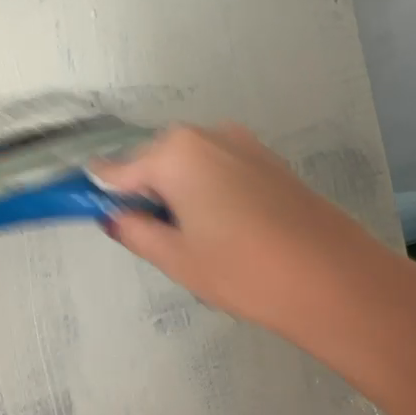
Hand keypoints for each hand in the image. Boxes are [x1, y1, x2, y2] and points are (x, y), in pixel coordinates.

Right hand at [96, 125, 402, 344]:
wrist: (332, 278)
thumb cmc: (241, 269)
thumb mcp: (175, 258)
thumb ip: (135, 230)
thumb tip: (114, 215)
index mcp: (176, 153)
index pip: (117, 170)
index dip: (98, 193)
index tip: (83, 210)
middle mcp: (208, 136)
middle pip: (155, 162)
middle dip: (143, 193)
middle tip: (150, 240)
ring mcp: (243, 145)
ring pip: (189, 167)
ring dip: (176, 195)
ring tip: (192, 242)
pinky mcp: (269, 162)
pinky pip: (218, 171)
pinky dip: (205, 194)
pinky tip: (221, 232)